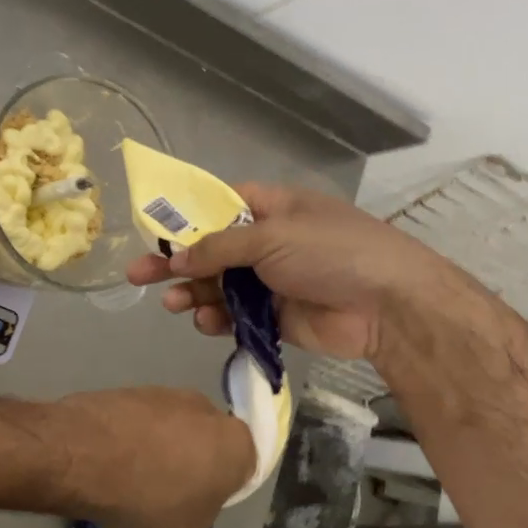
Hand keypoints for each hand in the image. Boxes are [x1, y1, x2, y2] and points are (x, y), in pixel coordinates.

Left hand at [43, 388, 253, 527]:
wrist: (79, 454)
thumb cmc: (145, 500)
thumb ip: (199, 512)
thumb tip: (184, 500)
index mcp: (236, 444)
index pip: (239, 467)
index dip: (215, 488)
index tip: (191, 502)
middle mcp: (202, 408)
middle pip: (200, 441)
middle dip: (183, 461)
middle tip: (156, 490)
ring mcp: (157, 393)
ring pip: (163, 427)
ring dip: (148, 447)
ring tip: (120, 476)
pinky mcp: (118, 389)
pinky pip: (128, 420)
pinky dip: (119, 437)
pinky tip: (100, 460)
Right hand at [125, 183, 457, 362]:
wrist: (390, 308)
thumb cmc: (334, 253)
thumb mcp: (271, 237)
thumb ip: (216, 248)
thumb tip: (175, 259)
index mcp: (274, 210)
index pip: (220, 205)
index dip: (186, 217)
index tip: (153, 231)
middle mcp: (269, 243)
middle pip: (208, 250)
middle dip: (173, 263)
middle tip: (137, 276)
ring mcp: (269, 281)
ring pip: (214, 285)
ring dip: (190, 293)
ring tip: (174, 304)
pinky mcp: (271, 316)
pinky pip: (230, 315)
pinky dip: (213, 318)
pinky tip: (205, 321)